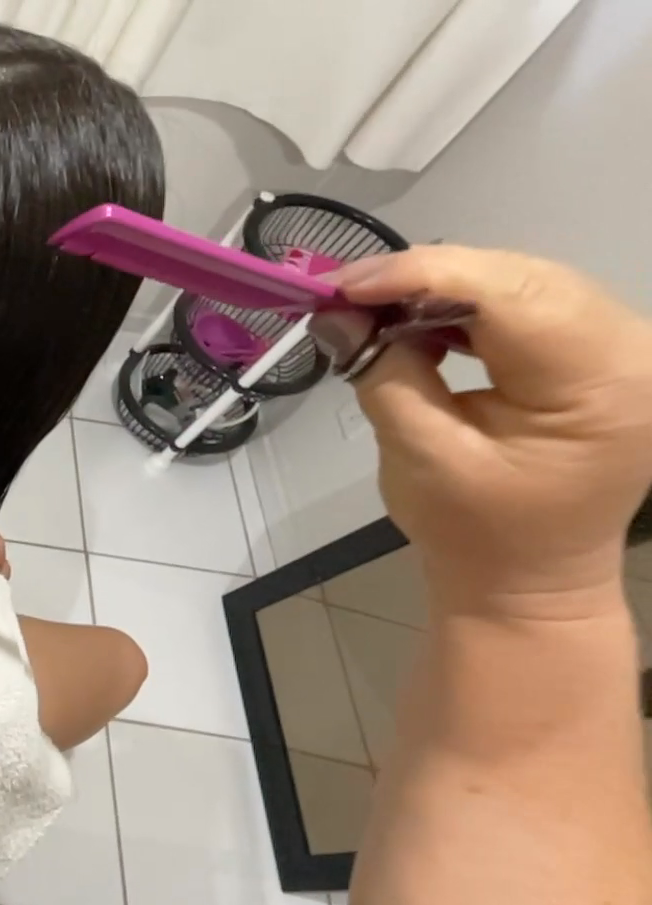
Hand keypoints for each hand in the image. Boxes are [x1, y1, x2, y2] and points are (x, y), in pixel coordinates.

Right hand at [311, 247, 651, 616]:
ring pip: (527, 283)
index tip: (340, 286)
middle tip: (340, 294)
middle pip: (525, 278)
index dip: (423, 275)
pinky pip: (530, 307)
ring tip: (367, 306)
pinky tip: (414, 319)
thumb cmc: (470, 529)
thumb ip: (384, 376)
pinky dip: (463, 306)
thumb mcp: (418, 455)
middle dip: (426, 275)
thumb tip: (336, 316)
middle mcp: (635, 351)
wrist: (525, 576)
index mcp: (601, 383)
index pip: (514, 295)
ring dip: (440, 286)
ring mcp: (625, 350)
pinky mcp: (599, 356)